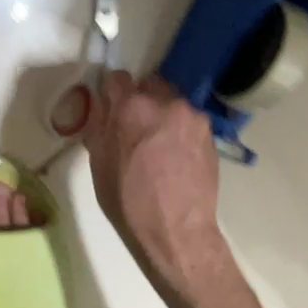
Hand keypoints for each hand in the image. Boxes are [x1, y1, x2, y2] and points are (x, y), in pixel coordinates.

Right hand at [84, 71, 230, 302]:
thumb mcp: (99, 161)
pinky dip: (178, 129)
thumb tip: (104, 107)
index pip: (117, 78)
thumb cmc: (127, 197)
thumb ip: (100, 125)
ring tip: (156, 143)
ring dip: (162, 113)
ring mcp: (192, 117)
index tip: (109, 105)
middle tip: (133, 125)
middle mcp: (166, 102)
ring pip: (171, 101)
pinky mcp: (209, 134)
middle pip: (149, 84)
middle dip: (140, 98)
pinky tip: (173, 154)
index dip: (111, 91)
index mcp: (132, 106)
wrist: (175, 229)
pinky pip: (188, 120)